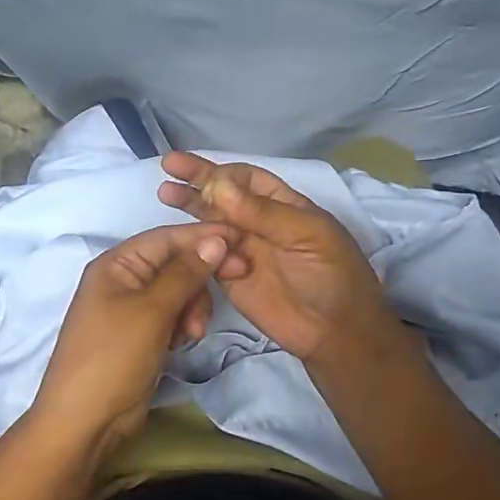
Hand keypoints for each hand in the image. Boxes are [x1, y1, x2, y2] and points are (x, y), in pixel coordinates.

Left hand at [31, 222, 233, 451]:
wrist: (85, 420)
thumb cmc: (114, 356)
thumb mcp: (152, 310)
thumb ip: (185, 273)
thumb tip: (215, 240)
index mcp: (116, 264)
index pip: (166, 238)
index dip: (204, 236)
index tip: (242, 240)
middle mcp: (122, 280)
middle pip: (174, 263)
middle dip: (201, 275)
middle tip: (238, 278)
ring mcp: (130, 310)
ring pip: (177, 292)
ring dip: (194, 305)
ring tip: (195, 331)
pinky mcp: (141, 335)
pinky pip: (172, 316)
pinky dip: (183, 323)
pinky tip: (185, 340)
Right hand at [157, 153, 399, 366]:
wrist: (334, 332)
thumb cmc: (332, 274)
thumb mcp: (306, 235)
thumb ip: (261, 211)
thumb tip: (217, 184)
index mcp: (283, 205)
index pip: (247, 179)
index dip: (220, 171)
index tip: (196, 169)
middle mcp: (259, 222)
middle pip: (223, 195)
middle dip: (197, 180)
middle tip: (168, 167)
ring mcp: (242, 249)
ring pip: (210, 223)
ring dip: (189, 207)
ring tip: (164, 193)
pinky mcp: (228, 276)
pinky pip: (207, 255)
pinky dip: (193, 244)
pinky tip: (178, 236)